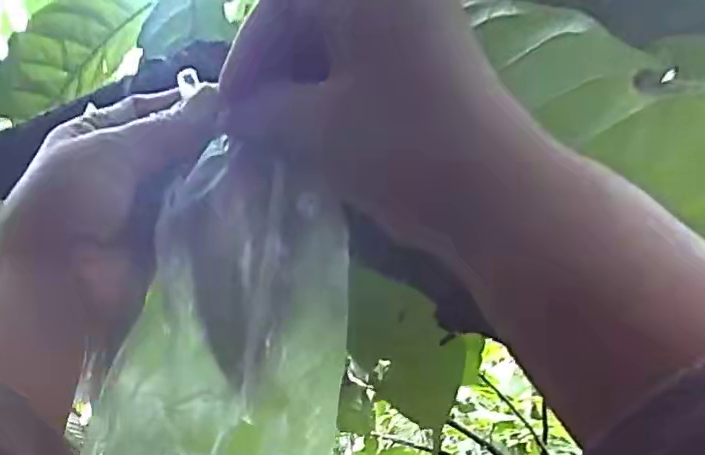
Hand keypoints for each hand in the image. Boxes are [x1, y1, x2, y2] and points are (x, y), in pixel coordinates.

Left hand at [0, 87, 219, 427]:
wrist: (55, 285)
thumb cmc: (67, 204)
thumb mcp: (111, 148)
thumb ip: (164, 128)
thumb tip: (214, 99)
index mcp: (89, 139)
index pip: (142, 112)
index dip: (180, 104)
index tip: (225, 99)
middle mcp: (112, 176)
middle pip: (165, 151)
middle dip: (198, 142)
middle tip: (244, 131)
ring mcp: (132, 217)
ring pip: (177, 187)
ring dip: (204, 176)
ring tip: (247, 159)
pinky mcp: (152, 254)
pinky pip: (183, 225)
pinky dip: (203, 213)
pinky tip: (235, 196)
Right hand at [219, 0, 545, 253]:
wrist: (479, 187)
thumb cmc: (394, 145)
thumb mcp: (314, 128)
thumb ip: (263, 112)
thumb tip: (232, 114)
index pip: (282, 3)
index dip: (246, 55)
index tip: (225, 109)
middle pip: (305, 20)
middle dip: (268, 73)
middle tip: (244, 126)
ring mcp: (406, 28)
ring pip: (326, 48)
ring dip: (291, 91)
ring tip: (268, 139)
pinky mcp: (415, 64)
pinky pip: (352, 69)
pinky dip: (321, 99)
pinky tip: (302, 137)